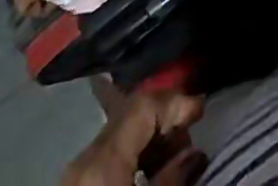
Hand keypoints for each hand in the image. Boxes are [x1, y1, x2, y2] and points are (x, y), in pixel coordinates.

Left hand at [61, 91, 205, 185]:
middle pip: (129, 114)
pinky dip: (134, 151)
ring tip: (177, 152)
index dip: (174, 100)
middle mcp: (86, 153)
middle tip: (193, 130)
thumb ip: (172, 179)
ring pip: (118, 132)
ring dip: (150, 134)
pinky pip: (109, 152)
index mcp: (104, 156)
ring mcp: (76, 167)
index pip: (141, 106)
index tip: (202, 105)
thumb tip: (195, 152)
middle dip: (164, 116)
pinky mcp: (75, 180)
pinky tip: (151, 166)